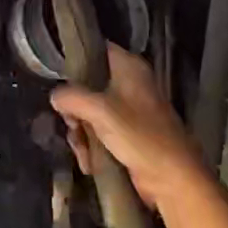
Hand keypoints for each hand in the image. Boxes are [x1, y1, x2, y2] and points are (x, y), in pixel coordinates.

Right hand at [50, 45, 213, 210]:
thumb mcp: (100, 110)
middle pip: (87, 86)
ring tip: (84, 152)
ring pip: (90, 113)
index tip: (57, 76)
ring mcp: (128, 112)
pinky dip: (92, 148)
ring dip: (81, 134)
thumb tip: (55, 96)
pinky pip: (99, 134)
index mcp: (129, 68)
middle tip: (72, 125)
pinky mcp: (127, 136)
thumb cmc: (139, 135)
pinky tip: (90, 163)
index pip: (97, 49)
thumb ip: (72, 97)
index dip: (76, 60)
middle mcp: (129, 84)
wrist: (172, 178)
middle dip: (75, 110)